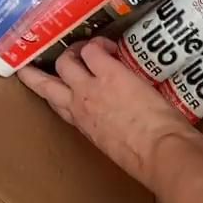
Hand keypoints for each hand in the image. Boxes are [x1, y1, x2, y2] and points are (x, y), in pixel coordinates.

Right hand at [18, 38, 197, 185]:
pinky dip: (98, 44)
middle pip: (48, 82)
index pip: (56, 103)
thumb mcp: (114, 146)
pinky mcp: (110, 72)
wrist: (159, 152)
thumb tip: (117, 120)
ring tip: (87, 48)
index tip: (43, 82)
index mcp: (83, 125)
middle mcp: (79, 105)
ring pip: (65, 61)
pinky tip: (110, 46)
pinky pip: (92, 49)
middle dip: (45, 69)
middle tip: (57, 57)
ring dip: (74, 52)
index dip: (48, 91)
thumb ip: (107, 128)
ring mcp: (91, 87)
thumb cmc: (144, 158)